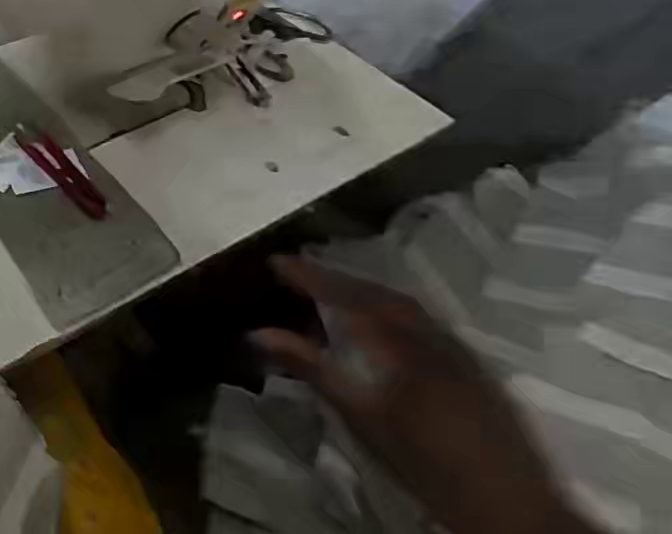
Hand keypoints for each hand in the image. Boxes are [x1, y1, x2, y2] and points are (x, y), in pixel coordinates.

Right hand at [252, 257, 594, 533]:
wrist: (510, 508)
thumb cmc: (422, 457)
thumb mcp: (358, 413)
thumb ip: (310, 367)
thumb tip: (257, 332)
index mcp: (403, 344)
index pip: (348, 296)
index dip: (309, 275)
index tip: (275, 261)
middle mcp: (436, 339)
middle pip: (383, 295)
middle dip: (340, 279)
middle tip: (302, 274)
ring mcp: (463, 355)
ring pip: (410, 309)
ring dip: (369, 294)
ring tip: (337, 293)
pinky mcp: (478, 373)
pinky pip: (429, 325)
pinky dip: (396, 314)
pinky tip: (384, 326)